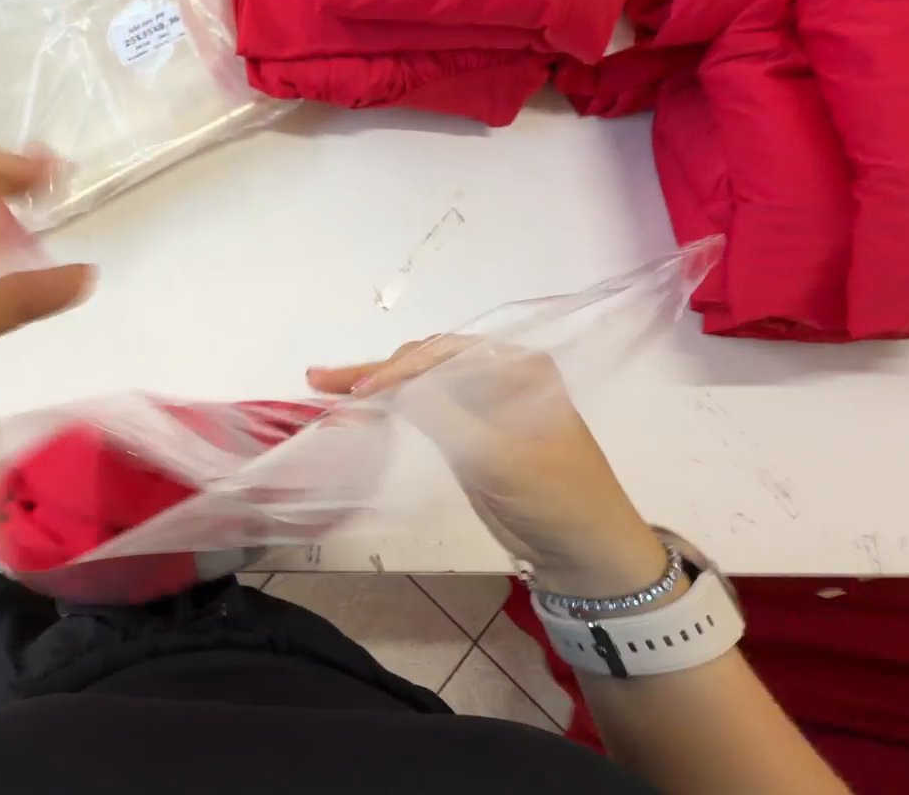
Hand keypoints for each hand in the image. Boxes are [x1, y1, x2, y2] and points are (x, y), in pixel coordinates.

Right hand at [309, 339, 667, 598]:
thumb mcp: (497, 454)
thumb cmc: (554, 497)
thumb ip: (441, 412)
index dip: (395, 369)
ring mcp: (479, 401)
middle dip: (374, 372)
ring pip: (415, 382)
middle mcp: (497, 374)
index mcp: (516, 366)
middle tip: (324, 384)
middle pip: (422, 361)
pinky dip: (387, 404)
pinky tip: (357, 405)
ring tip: (325, 387)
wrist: (584, 553)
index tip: (358, 392)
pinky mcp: (465, 427)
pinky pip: (419, 405)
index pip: (441, 354)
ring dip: (373, 385)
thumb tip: (388, 384)